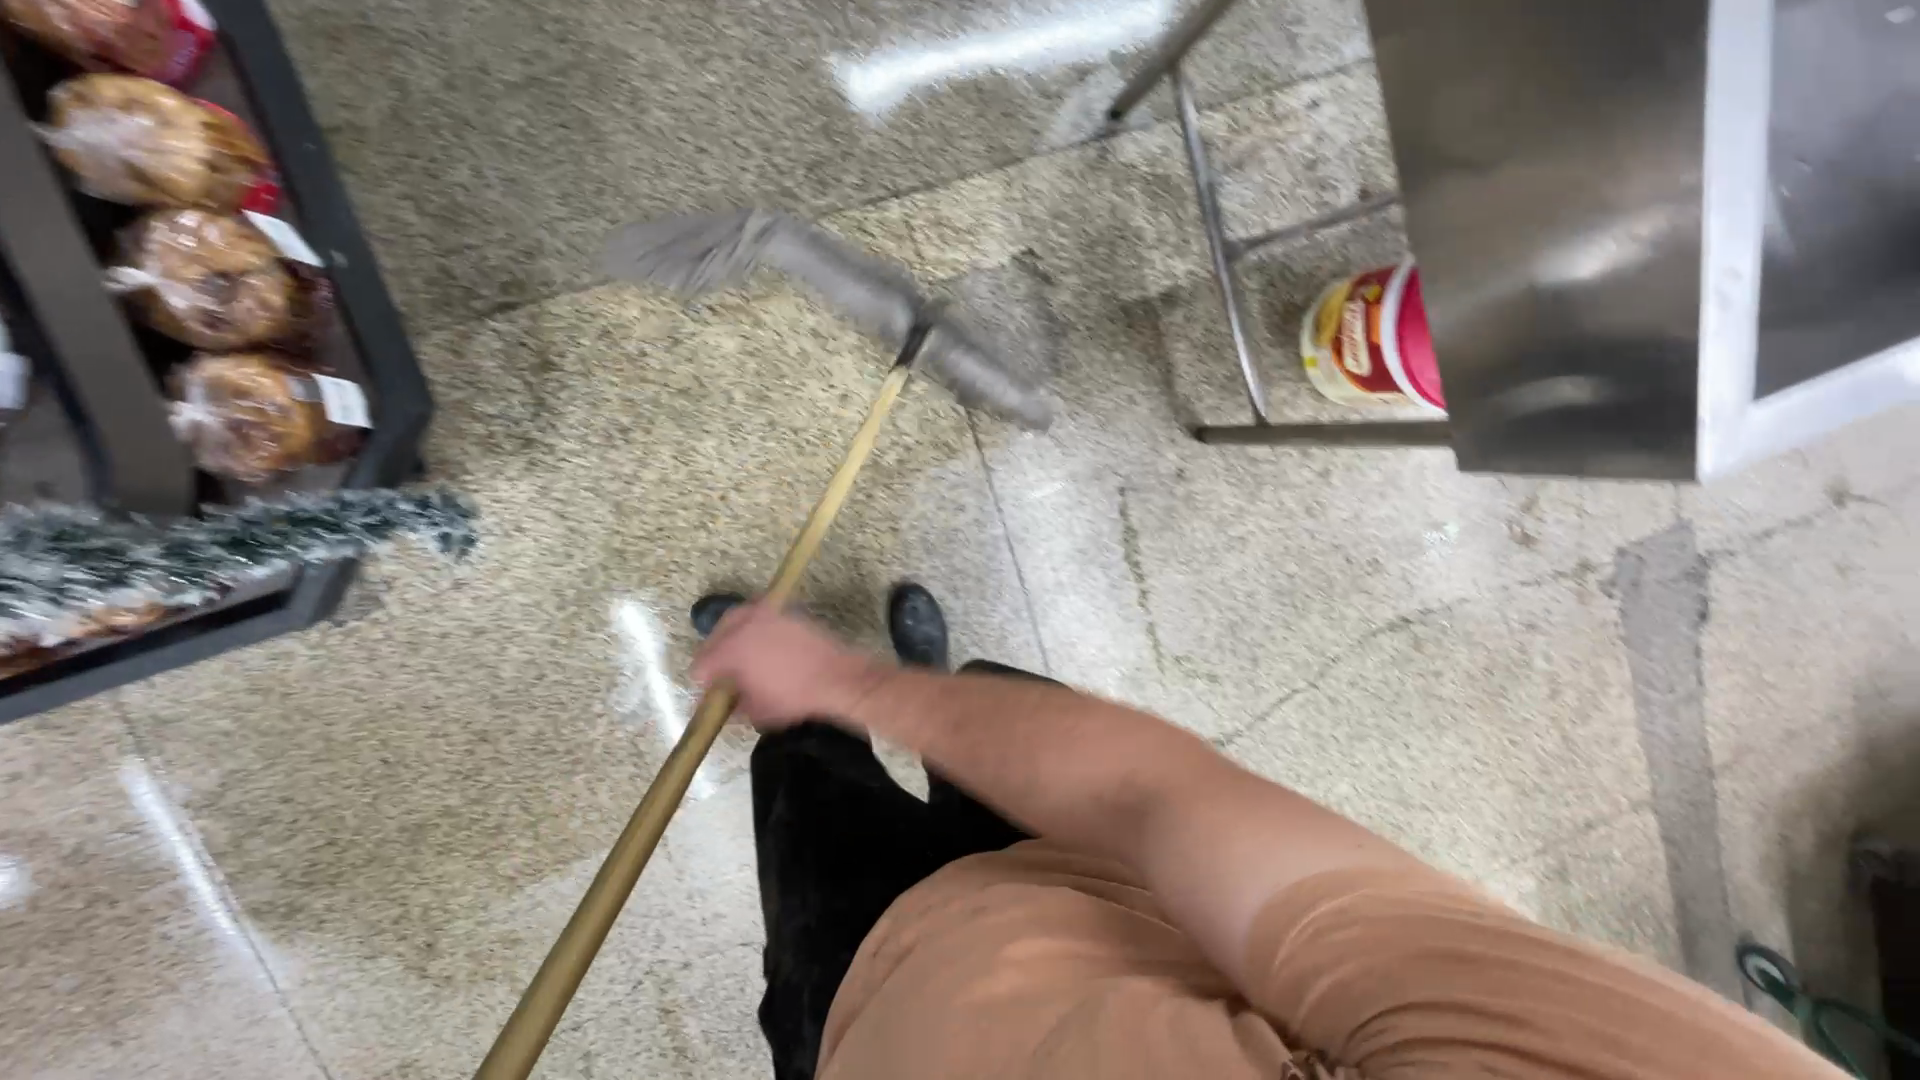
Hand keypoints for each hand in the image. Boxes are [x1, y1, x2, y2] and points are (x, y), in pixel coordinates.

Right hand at [690, 601, 891, 729]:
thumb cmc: (796, 698)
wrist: (838, 678)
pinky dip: (751, 626)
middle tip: (716, 668)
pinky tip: (756, 642)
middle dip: (713, 651)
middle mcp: (747, 624)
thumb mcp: (758, 711)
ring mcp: (768, 614)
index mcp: (734, 649)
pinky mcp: (786, 612)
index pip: (703, 662)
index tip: (705, 688)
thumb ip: (734, 705)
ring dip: (729, 634)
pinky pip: (759, 614)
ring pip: (737, 618)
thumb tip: (726, 704)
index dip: (702, 678)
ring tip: (732, 652)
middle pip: (717, 633)